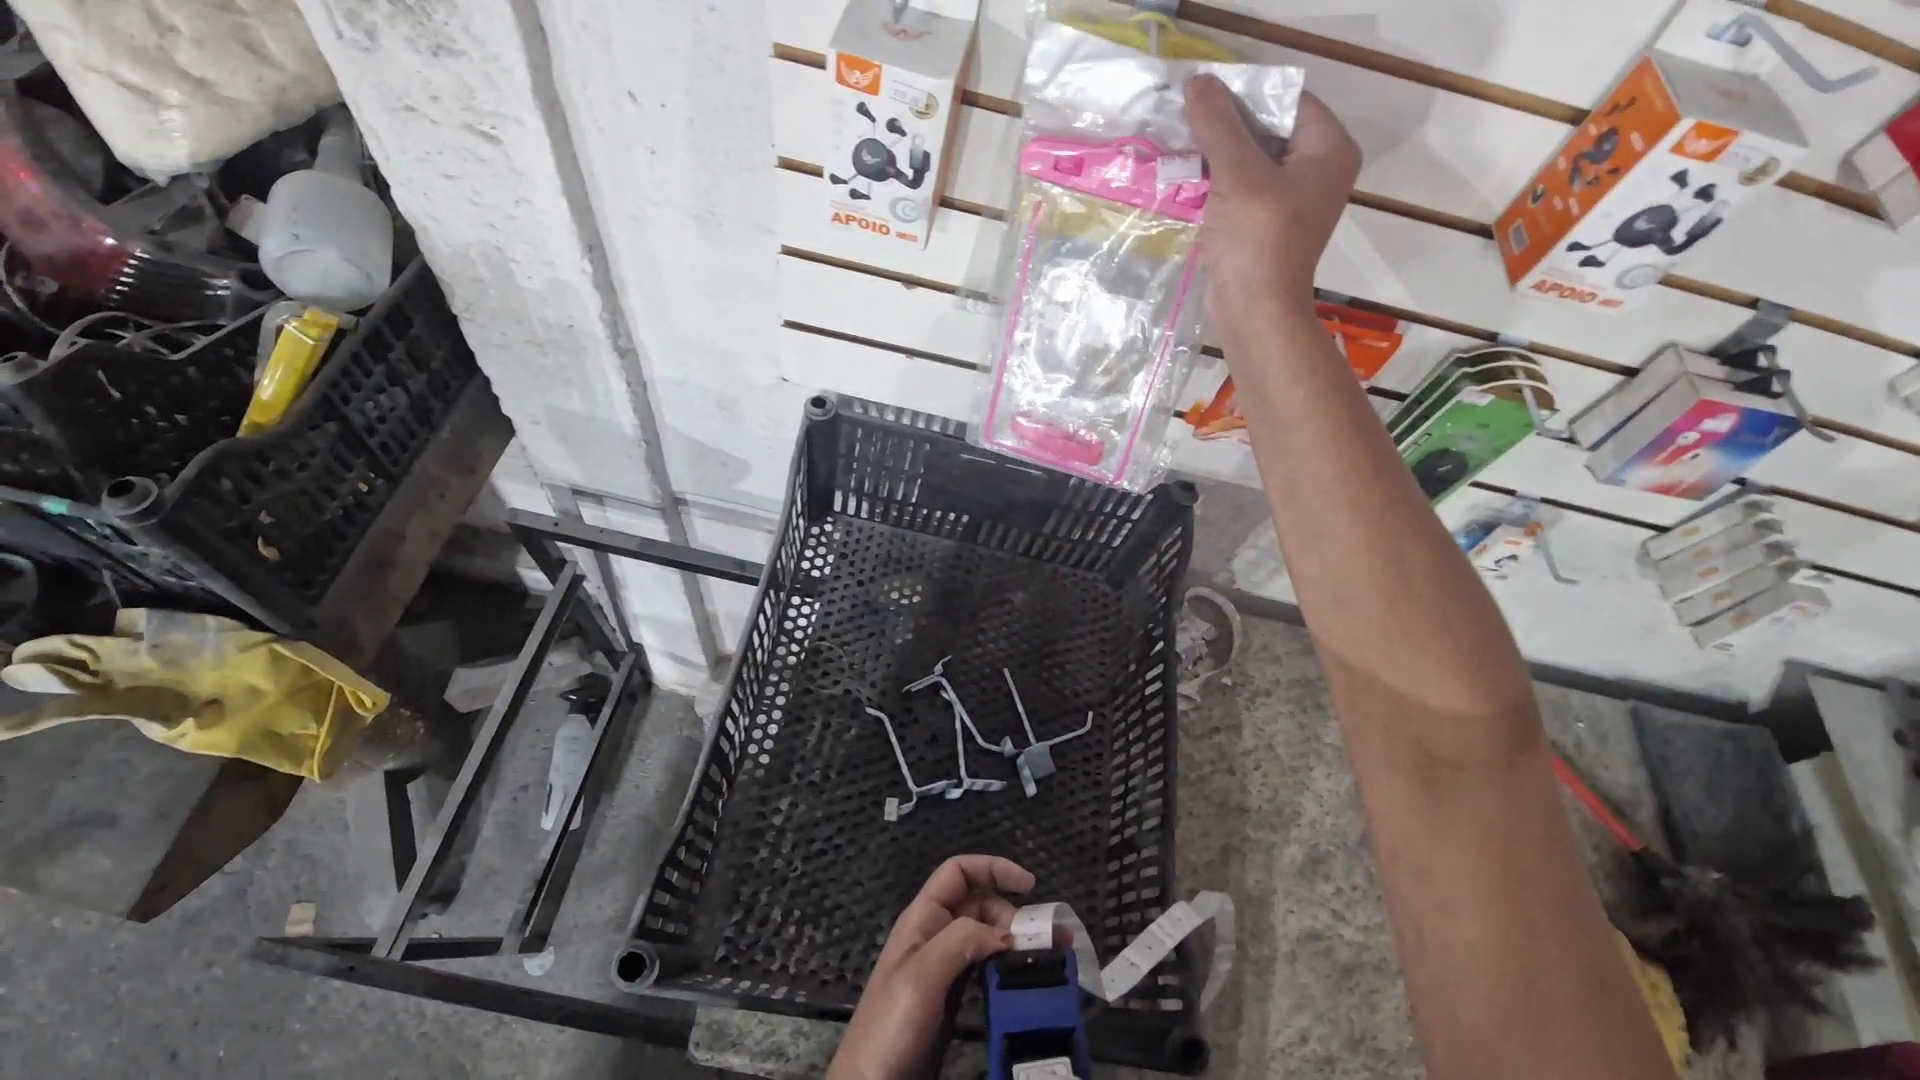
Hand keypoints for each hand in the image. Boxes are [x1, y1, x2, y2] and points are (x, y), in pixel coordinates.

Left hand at [827, 855, 1035, 1079]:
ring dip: (1017, 938)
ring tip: (1051, 955)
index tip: (1030, 886)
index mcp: (921, 920)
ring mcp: (944, 967)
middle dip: (1014, 910)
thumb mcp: (920, 977)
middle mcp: (934, 935)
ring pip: (986, 935)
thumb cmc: (889, 1026)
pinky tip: (1028, 977)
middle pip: (979, 902)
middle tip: (1046, 938)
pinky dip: (1010, 965)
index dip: (993, 868)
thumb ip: (959, 942)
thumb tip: (1005, 932)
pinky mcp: (954, 996)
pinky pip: (987, 966)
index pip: (957, 872)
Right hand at [1184, 76, 1361, 317]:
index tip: (1204, 95)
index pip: (1289, 100)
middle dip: (1227, 124)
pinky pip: (1242, 187)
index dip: (1247, 93)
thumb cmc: (1258, 241)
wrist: (1255, 313)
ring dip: (1217, 153)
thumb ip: (1218, 125)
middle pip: (1269, 128)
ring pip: (1251, 158)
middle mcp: (1318, 169)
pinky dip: (1217, 181)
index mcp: (1329, 149)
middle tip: (1187, 119)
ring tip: (1181, 147)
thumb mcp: (1238, 175)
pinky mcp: (1267, 223)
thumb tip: (1197, 82)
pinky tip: (1187, 178)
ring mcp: (1292, 199)